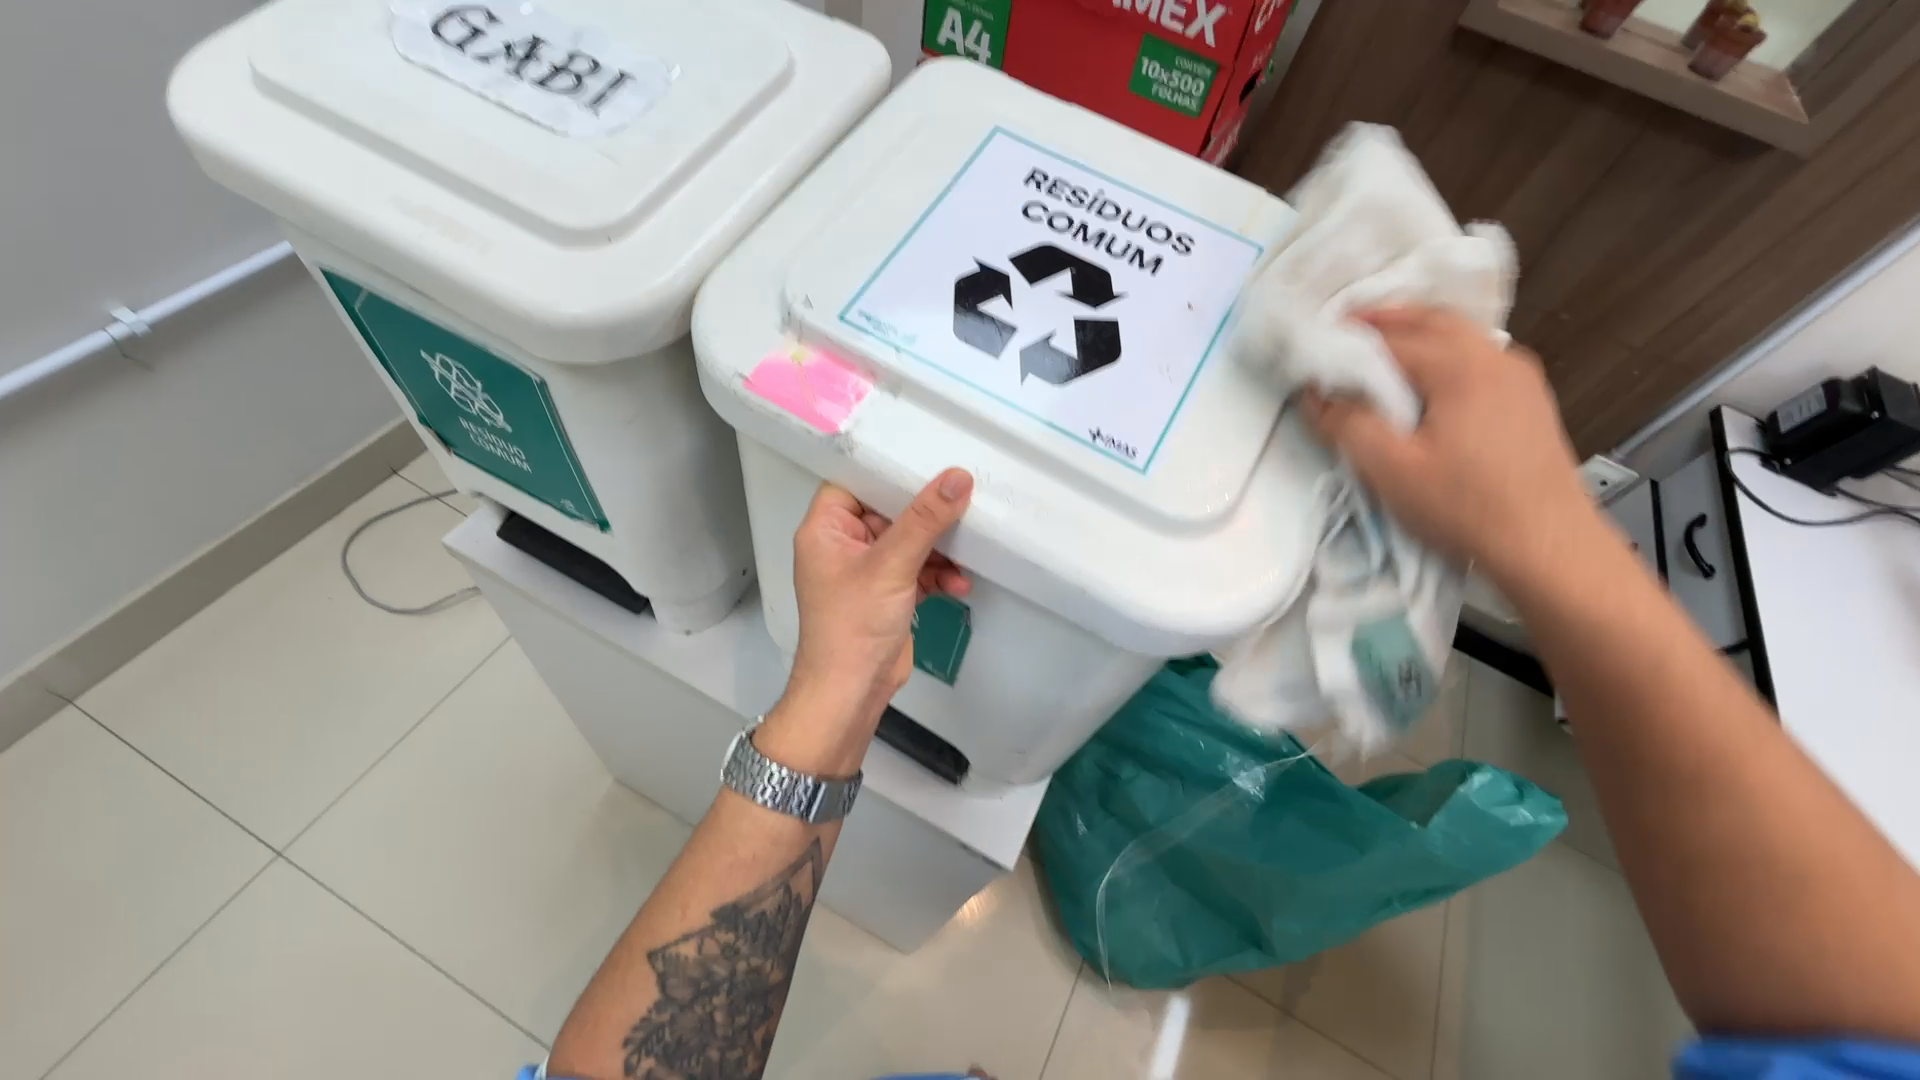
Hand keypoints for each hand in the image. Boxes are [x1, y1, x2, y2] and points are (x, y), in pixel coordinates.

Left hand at [759, 470, 973, 773]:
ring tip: (965, 553)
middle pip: (889, 511)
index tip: (927, 460)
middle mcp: (843, 545)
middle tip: (961, 499)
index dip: (887, 472)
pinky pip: (917, 569)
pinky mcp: (887, 593)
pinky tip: (959, 584)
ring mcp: (866, 571)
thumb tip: (957, 477)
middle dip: (926, 513)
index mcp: (826, 530)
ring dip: (938, 548)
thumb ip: (925, 520)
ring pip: (908, 541)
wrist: (852, 693)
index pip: (854, 482)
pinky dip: (938, 574)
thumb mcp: (891, 565)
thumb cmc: (853, 626)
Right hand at [1303, 306, 1600, 587]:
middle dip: (1384, 320)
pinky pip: (1476, 359)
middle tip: (1342, 331)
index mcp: (1461, 367)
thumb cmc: (1464, 506)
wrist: (1548, 546)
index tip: (1312, 353)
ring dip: (1415, 334)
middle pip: (1431, 321)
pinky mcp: (1528, 402)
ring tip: (1378, 349)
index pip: (1390, 339)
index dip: (1345, 343)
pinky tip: (1426, 379)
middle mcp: (1496, 358)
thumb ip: (1346, 423)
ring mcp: (1520, 378)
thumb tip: (1315, 393)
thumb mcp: (1390, 469)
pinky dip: (1441, 354)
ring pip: (1458, 337)